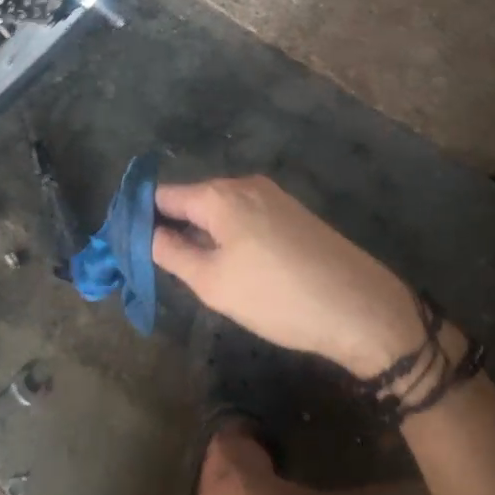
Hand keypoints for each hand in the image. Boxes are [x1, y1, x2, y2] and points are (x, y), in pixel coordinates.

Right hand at [152, 175, 425, 377]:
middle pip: (190, 200)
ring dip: (201, 234)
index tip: (128, 248)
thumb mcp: (212, 283)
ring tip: (200, 274)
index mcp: (217, 194)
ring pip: (217, 209)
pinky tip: (237, 269)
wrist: (365, 311)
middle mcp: (242, 183)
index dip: (140, 219)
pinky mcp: (293, 213)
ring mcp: (272, 195)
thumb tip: (142, 233)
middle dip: (171, 228)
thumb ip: (169, 252)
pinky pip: (244, 216)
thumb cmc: (279, 298)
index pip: (160, 195)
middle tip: (163, 268)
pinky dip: (229, 236)